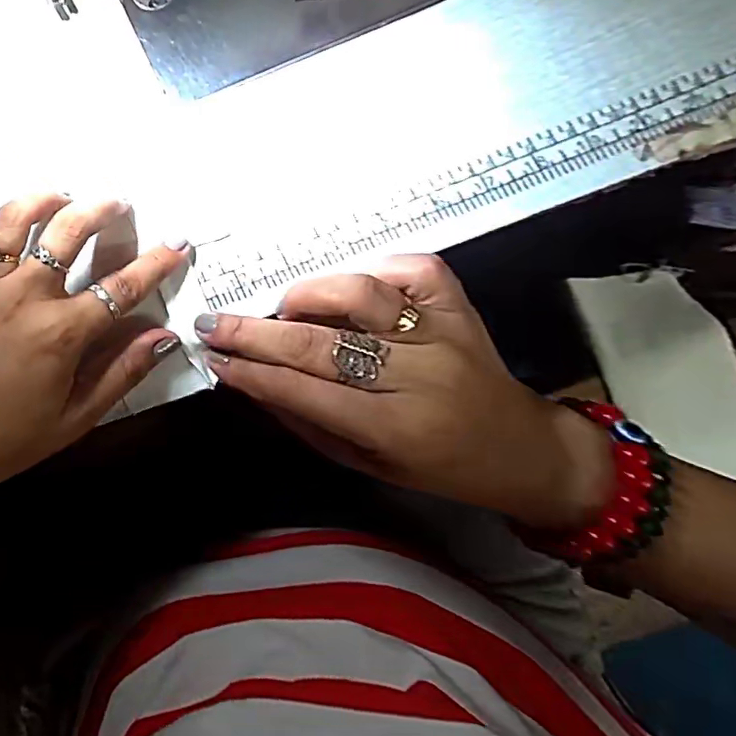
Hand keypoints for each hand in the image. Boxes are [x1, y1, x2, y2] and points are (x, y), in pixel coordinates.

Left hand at [0, 179, 188, 529]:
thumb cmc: (9, 438)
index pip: (120, 288)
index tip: (177, 244)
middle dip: (101, 212)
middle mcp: (24, 296)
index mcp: (60, 331)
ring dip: (42, 200)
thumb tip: (165, 336)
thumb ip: (123, 371)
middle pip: (69, 233)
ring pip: (13, 222)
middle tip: (118, 204)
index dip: (155, 264)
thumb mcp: (76, 417)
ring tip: (62, 196)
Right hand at [196, 254, 612, 529]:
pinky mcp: (458, 304)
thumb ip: (307, 423)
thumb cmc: (437, 467)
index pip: (306, 393)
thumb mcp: (367, 465)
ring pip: (361, 295)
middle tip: (216, 323)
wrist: (520, 447)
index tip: (215, 357)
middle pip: (323, 345)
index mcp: (395, 430)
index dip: (253, 373)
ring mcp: (442, 333)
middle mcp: (419, 377)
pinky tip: (351, 290)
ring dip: (309, 295)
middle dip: (257, 333)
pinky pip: (408, 268)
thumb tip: (251, 381)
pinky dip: (371, 271)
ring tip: (285, 308)